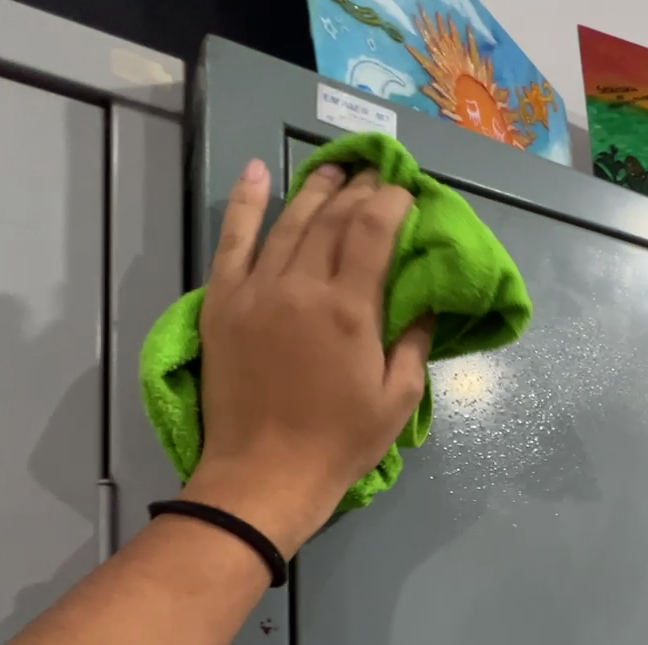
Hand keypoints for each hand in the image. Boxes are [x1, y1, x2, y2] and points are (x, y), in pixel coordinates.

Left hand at [180, 158, 434, 556]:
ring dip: (314, 190)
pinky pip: (233, 240)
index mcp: (350, 312)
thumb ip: (413, 343)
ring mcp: (256, 290)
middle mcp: (301, 287)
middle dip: (358, 190)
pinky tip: (259, 174)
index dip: (391, 204)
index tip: (407, 193)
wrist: (266, 472)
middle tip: (377, 174)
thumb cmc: (342, 442)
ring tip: (335, 169)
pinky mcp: (223, 302)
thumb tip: (424, 303)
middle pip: (331, 219)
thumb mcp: (398, 399)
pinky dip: (246, 204)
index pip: (372, 233)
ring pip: (287, 222)